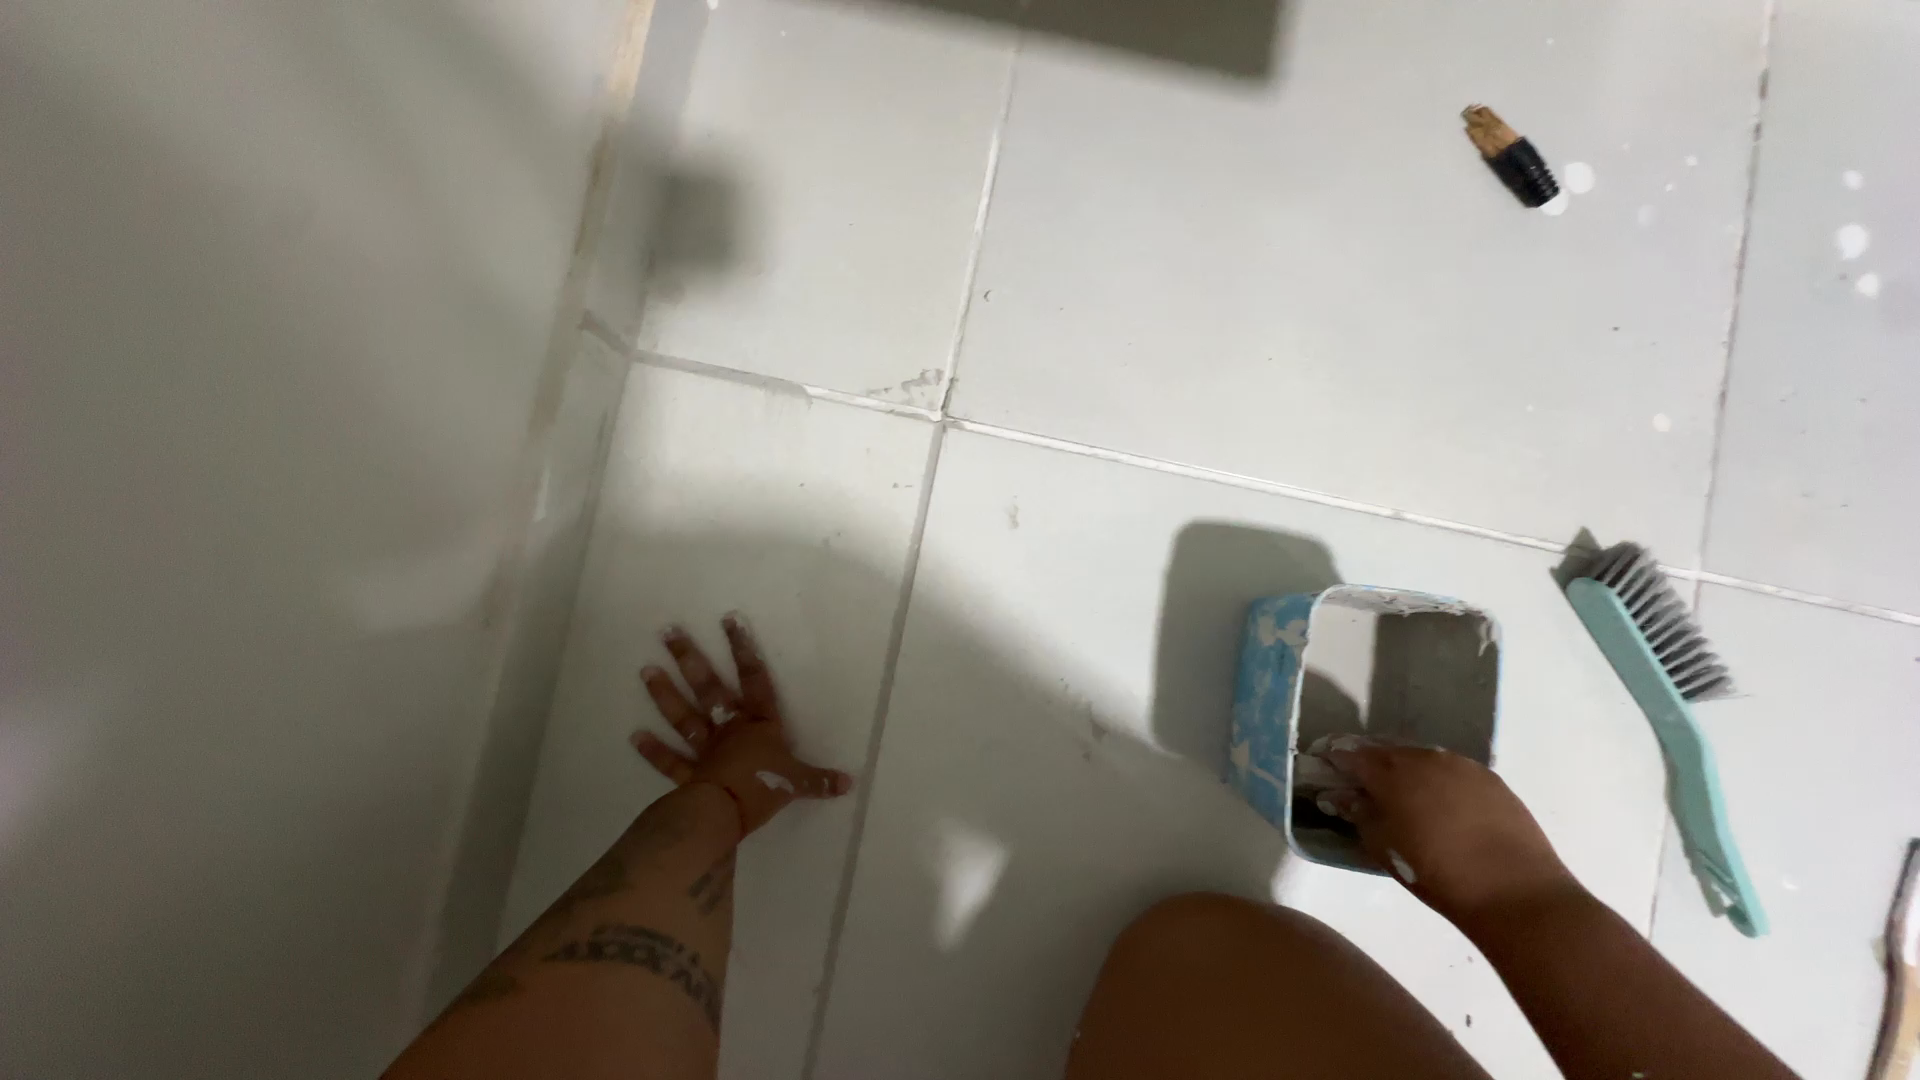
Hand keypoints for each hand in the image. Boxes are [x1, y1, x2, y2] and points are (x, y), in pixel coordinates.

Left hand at [633, 613, 853, 835]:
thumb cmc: (762, 787)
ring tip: (645, 669)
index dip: (744, 650)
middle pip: (709, 688)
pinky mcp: (688, 775)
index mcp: (759, 725)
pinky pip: (669, 761)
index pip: (754, 680)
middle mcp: (729, 729)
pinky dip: (652, 750)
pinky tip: (634, 736)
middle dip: (689, 659)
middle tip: (667, 632)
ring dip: (664, 694)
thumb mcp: (797, 781)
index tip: (729, 620)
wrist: (725, 813)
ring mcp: (705, 749)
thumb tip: (848, 781)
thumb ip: (819, 780)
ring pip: (683, 716)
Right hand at [1319, 741, 1582, 927]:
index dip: (1335, 758)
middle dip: (1369, 761)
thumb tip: (1338, 795)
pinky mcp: (1491, 779)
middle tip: (1359, 778)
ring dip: (1405, 768)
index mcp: (1391, 773)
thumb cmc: (1437, 874)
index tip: (1324, 765)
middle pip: (1386, 751)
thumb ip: (1358, 814)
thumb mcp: (1384, 848)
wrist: (1518, 895)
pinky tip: (1438, 799)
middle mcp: (1424, 758)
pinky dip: (1437, 778)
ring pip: (1421, 757)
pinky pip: (1452, 769)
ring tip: (1399, 789)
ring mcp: (1462, 765)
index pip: (1351, 754)